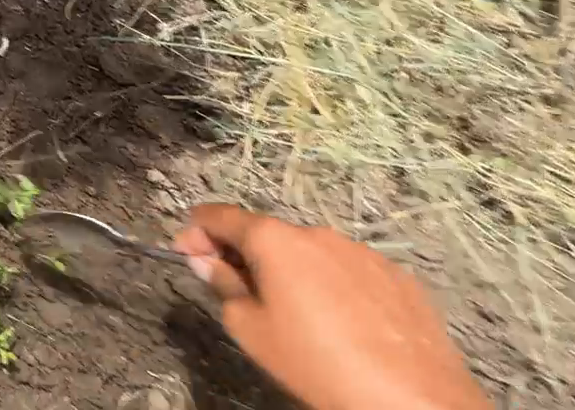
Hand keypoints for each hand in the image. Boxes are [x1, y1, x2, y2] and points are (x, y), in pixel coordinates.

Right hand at [176, 204, 488, 409]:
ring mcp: (365, 255)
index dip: (195, 232)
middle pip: (265, 233)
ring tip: (295, 308)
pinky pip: (350, 271)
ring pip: (310, 252)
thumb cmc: (317, 363)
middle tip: (237, 287)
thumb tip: (209, 262)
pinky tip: (340, 320)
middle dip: (244, 253)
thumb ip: (222, 285)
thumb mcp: (249, 329)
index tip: (186, 254)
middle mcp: (316, 234)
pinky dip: (333, 284)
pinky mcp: (402, 281)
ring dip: (290, 268)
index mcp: (273, 239)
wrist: (419, 407)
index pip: (217, 216)